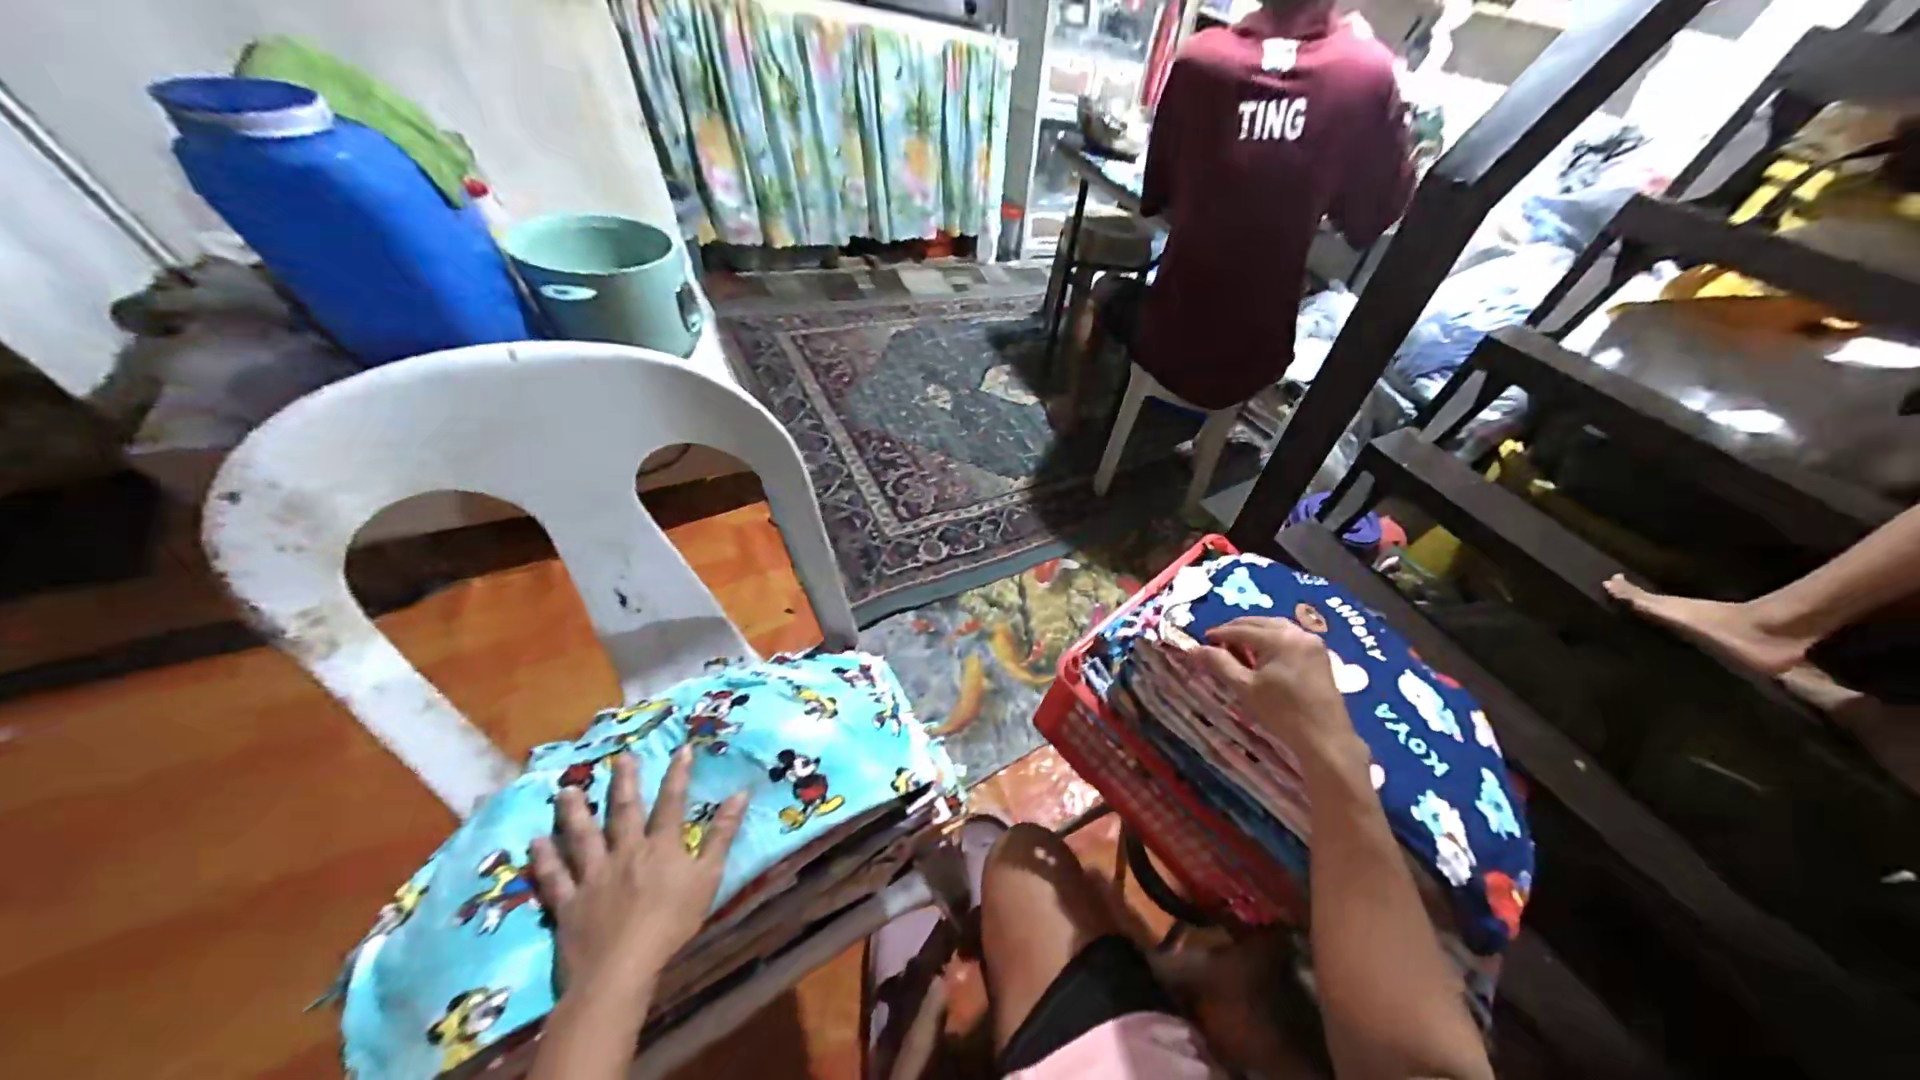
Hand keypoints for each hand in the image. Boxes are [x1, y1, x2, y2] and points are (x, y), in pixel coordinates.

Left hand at [531, 747, 747, 994]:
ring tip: (567, 789)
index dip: (678, 774)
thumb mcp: (708, 878)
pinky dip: (545, 859)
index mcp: (660, 847)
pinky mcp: (569, 903)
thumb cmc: (672, 923)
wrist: (622, 968)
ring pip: (582, 837)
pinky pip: (554, 877)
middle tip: (620, 756)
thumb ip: (722, 836)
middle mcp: (625, 852)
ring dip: (575, 811)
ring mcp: (593, 876)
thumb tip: (740, 794)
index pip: (672, 802)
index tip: (682, 748)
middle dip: (624, 782)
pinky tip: (536, 842)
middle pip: (624, 811)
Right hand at [1194, 617, 1364, 769]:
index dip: (1219, 634)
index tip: (1203, 641)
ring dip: (1255, 631)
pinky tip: (1263, 652)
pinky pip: (1290, 636)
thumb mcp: (1245, 688)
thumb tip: (1195, 649)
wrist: (1325, 738)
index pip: (1241, 629)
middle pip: (1260, 622)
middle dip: (1236, 629)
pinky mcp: (1320, 654)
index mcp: (1279, 638)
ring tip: (1238, 645)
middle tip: (1218, 641)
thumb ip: (1219, 663)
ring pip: (1276, 627)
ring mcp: (1312, 642)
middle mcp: (1298, 633)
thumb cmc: (1282, 713)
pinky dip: (1272, 638)